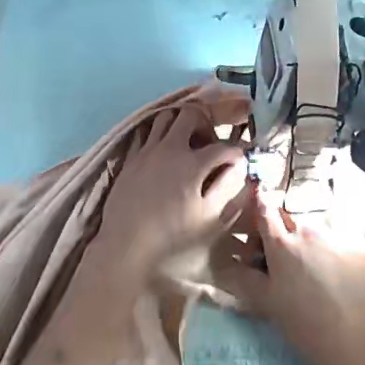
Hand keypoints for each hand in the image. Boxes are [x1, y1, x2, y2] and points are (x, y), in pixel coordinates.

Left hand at [88, 107, 249, 294]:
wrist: (125, 250)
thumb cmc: (172, 239)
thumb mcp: (210, 220)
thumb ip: (228, 187)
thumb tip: (239, 166)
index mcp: (193, 164)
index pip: (223, 146)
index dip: (237, 153)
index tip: (240, 163)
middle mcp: (169, 149)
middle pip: (191, 114)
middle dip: (206, 124)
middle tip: (210, 145)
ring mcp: (146, 152)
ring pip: (165, 117)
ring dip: (180, 124)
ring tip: (186, 145)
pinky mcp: (129, 159)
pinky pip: (144, 132)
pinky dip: (158, 134)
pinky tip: (163, 152)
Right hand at [218, 204, 364, 364]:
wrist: (353, 340)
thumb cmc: (302, 323)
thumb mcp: (265, 302)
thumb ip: (243, 276)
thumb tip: (225, 260)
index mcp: (282, 243)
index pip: (264, 208)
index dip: (256, 204)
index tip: (254, 207)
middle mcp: (309, 231)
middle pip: (290, 218)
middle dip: (281, 229)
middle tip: (280, 255)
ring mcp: (336, 237)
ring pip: (315, 228)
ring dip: (307, 240)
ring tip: (309, 270)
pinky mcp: (357, 248)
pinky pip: (337, 241)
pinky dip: (330, 251)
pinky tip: (332, 276)